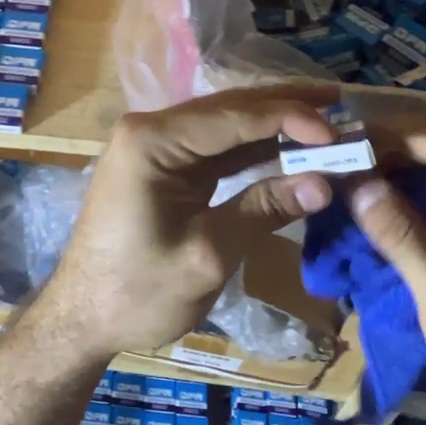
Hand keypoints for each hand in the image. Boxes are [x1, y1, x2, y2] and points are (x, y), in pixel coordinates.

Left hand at [36, 88, 337, 359]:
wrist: (81, 318)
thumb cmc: (138, 292)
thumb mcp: (208, 254)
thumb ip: (264, 209)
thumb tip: (326, 182)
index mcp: (153, 140)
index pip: (234, 115)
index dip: (291, 117)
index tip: (340, 130)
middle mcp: (151, 129)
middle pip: (230, 109)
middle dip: (287, 108)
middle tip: (344, 105)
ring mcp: (156, 146)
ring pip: (226, 125)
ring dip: (274, 125)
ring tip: (329, 120)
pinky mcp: (163, 166)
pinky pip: (215, 148)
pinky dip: (253, 150)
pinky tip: (290, 148)